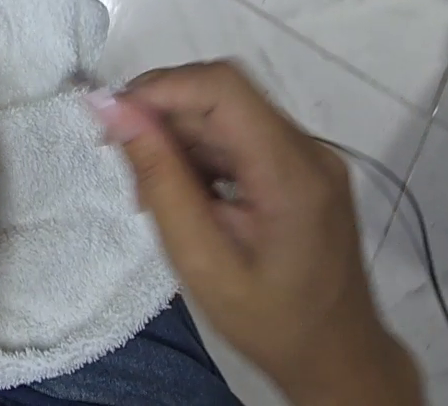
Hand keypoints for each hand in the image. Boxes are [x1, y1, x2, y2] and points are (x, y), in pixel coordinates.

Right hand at [89, 62, 421, 405]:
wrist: (338, 361)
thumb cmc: (267, 319)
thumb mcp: (198, 256)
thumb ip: (156, 174)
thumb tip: (109, 106)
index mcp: (292, 172)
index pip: (221, 86)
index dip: (160, 87)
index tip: (115, 120)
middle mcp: (308, 149)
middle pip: (218, 94)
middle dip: (159, 115)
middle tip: (123, 161)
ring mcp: (308, 154)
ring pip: (220, 111)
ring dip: (173, 136)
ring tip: (151, 189)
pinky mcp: (298, 164)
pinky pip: (233, 132)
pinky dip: (195, 150)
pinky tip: (182, 191)